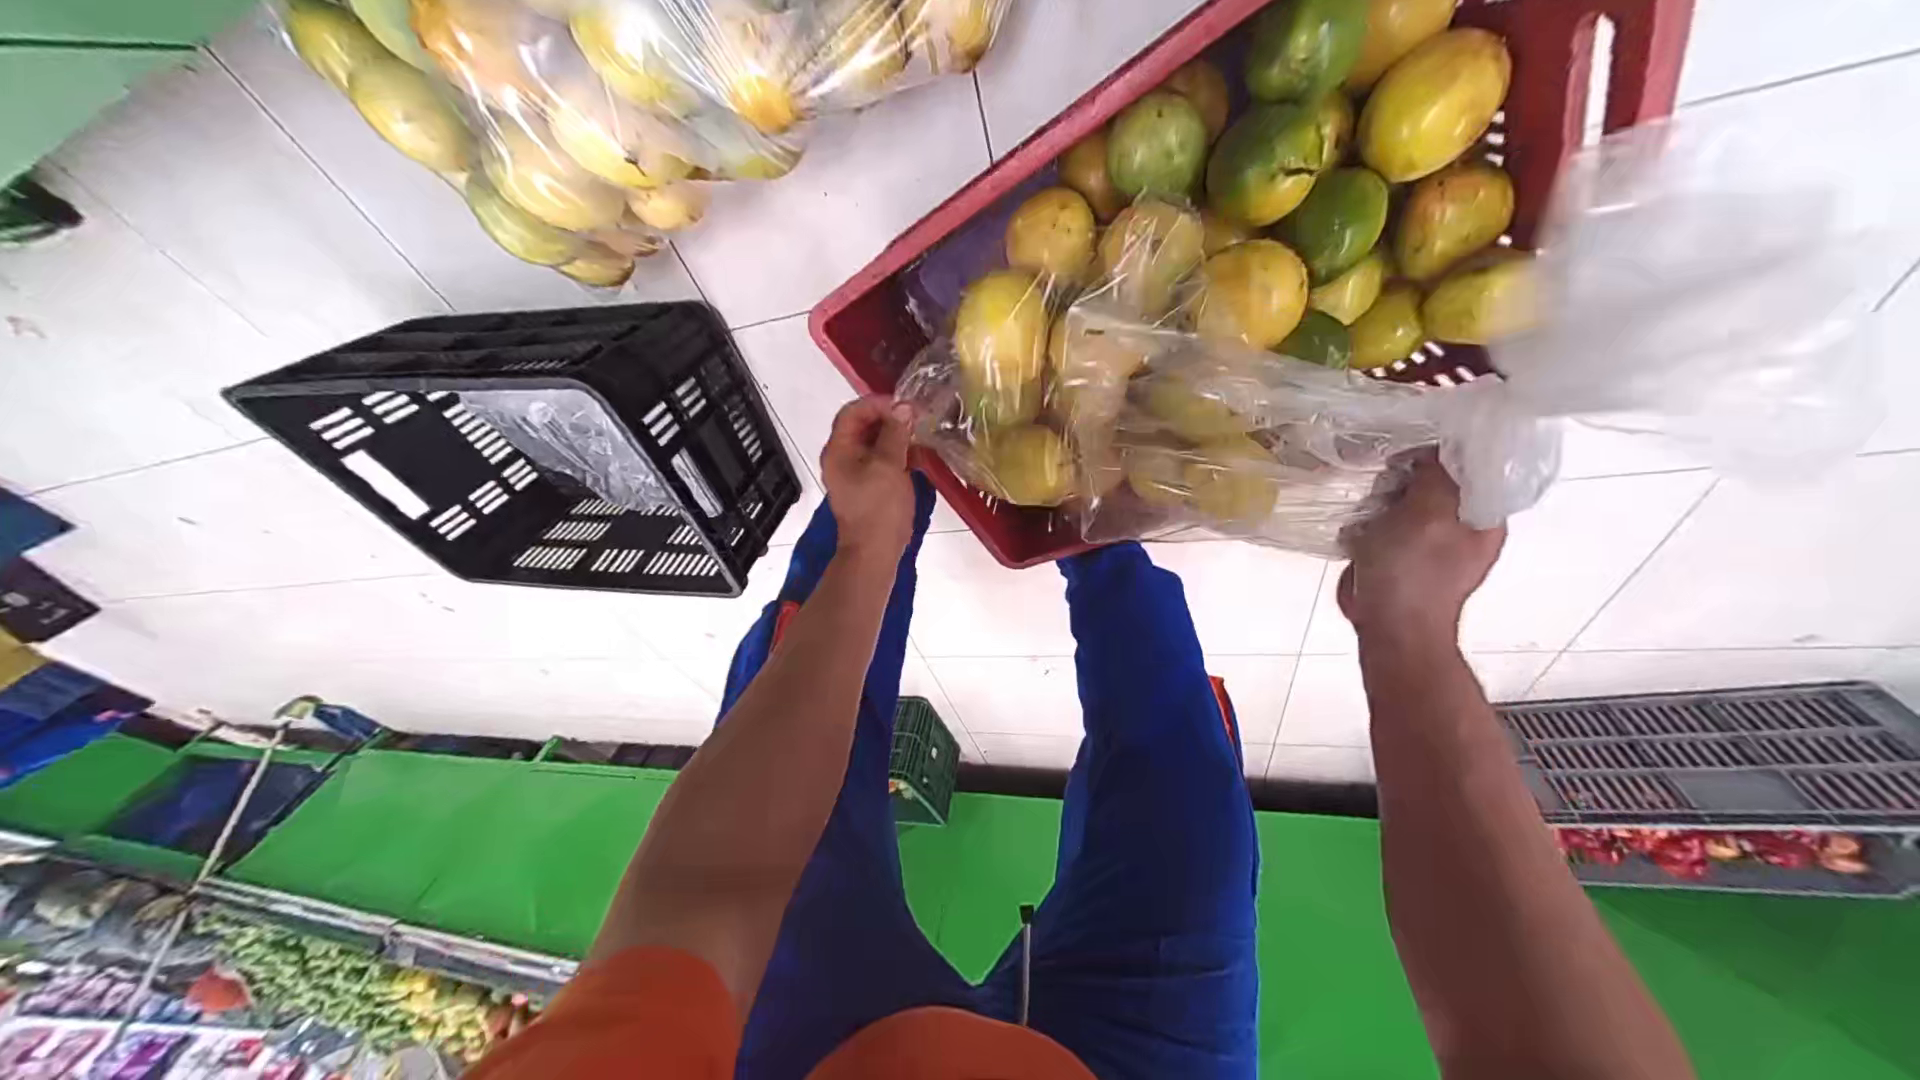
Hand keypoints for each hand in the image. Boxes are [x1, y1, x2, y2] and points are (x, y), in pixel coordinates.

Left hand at [820, 396, 916, 564]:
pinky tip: (918, 455)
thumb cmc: (879, 509)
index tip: (906, 406)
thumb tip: (903, 408)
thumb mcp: (888, 466)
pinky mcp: (870, 485)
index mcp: (838, 449)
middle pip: (863, 425)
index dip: (878, 403)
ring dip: (897, 435)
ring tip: (921, 434)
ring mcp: (856, 472)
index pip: (853, 412)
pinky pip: (882, 460)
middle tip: (917, 418)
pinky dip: (898, 453)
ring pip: (875, 442)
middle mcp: (843, 457)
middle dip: (890, 418)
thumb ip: (895, 434)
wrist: (875, 552)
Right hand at [1338, 453, 1504, 644]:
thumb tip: (1429, 454)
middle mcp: (1458, 525)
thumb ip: (1436, 476)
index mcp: (1482, 514)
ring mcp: (1425, 542)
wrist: (1390, 627)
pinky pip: (1379, 525)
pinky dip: (1364, 525)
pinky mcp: (1394, 555)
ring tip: (1368, 520)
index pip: (1466, 466)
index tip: (1405, 460)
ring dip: (1377, 505)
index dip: (1435, 456)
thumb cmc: (1413, 573)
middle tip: (1384, 496)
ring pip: (1399, 502)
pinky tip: (1358, 536)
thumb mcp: (1429, 513)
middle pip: (1428, 481)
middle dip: (1400, 483)